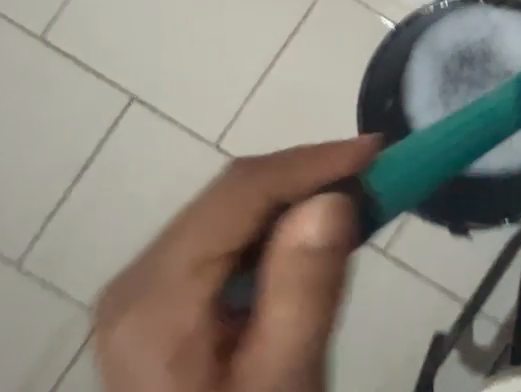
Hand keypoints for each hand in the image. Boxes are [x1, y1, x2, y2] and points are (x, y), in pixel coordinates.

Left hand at [96, 137, 381, 391]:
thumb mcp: (283, 383)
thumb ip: (304, 295)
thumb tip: (333, 199)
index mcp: (157, 299)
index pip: (241, 192)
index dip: (313, 162)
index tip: (380, 152)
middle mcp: (138, 280)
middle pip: (234, 194)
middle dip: (311, 175)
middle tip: (382, 177)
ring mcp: (145, 290)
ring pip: (233, 208)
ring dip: (300, 197)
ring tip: (362, 201)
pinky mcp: (162, 301)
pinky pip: (228, 236)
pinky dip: (280, 225)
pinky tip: (317, 238)